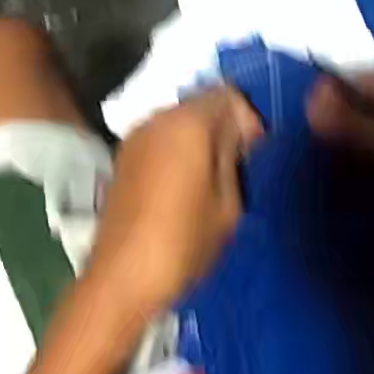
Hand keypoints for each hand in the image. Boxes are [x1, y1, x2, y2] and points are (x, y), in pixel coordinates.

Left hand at [88, 87, 262, 311]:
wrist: (120, 280)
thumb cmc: (182, 242)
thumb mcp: (227, 204)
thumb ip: (234, 156)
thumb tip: (236, 133)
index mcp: (189, 121)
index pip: (228, 94)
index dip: (247, 117)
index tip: (254, 151)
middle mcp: (159, 117)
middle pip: (202, 103)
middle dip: (224, 125)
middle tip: (239, 163)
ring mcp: (137, 135)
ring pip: (180, 120)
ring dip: (200, 137)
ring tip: (212, 176)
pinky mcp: (123, 156)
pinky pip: (161, 137)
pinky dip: (178, 148)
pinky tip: (184, 184)